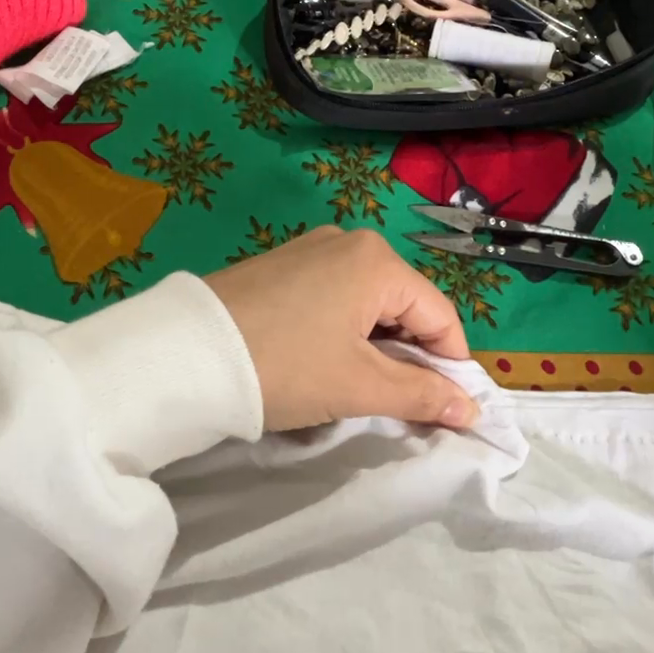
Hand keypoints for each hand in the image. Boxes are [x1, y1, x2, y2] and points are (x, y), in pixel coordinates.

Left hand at [204, 226, 478, 432]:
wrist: (183, 357)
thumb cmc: (284, 368)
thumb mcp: (359, 386)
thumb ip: (421, 394)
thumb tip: (470, 407)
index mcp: (377, 261)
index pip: (440, 315)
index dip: (450, 366)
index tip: (446, 409)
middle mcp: (349, 243)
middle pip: (405, 305)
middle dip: (410, 356)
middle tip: (398, 404)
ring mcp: (310, 250)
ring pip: (368, 304)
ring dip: (375, 347)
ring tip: (357, 388)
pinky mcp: (280, 266)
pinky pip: (334, 298)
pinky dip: (343, 331)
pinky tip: (323, 361)